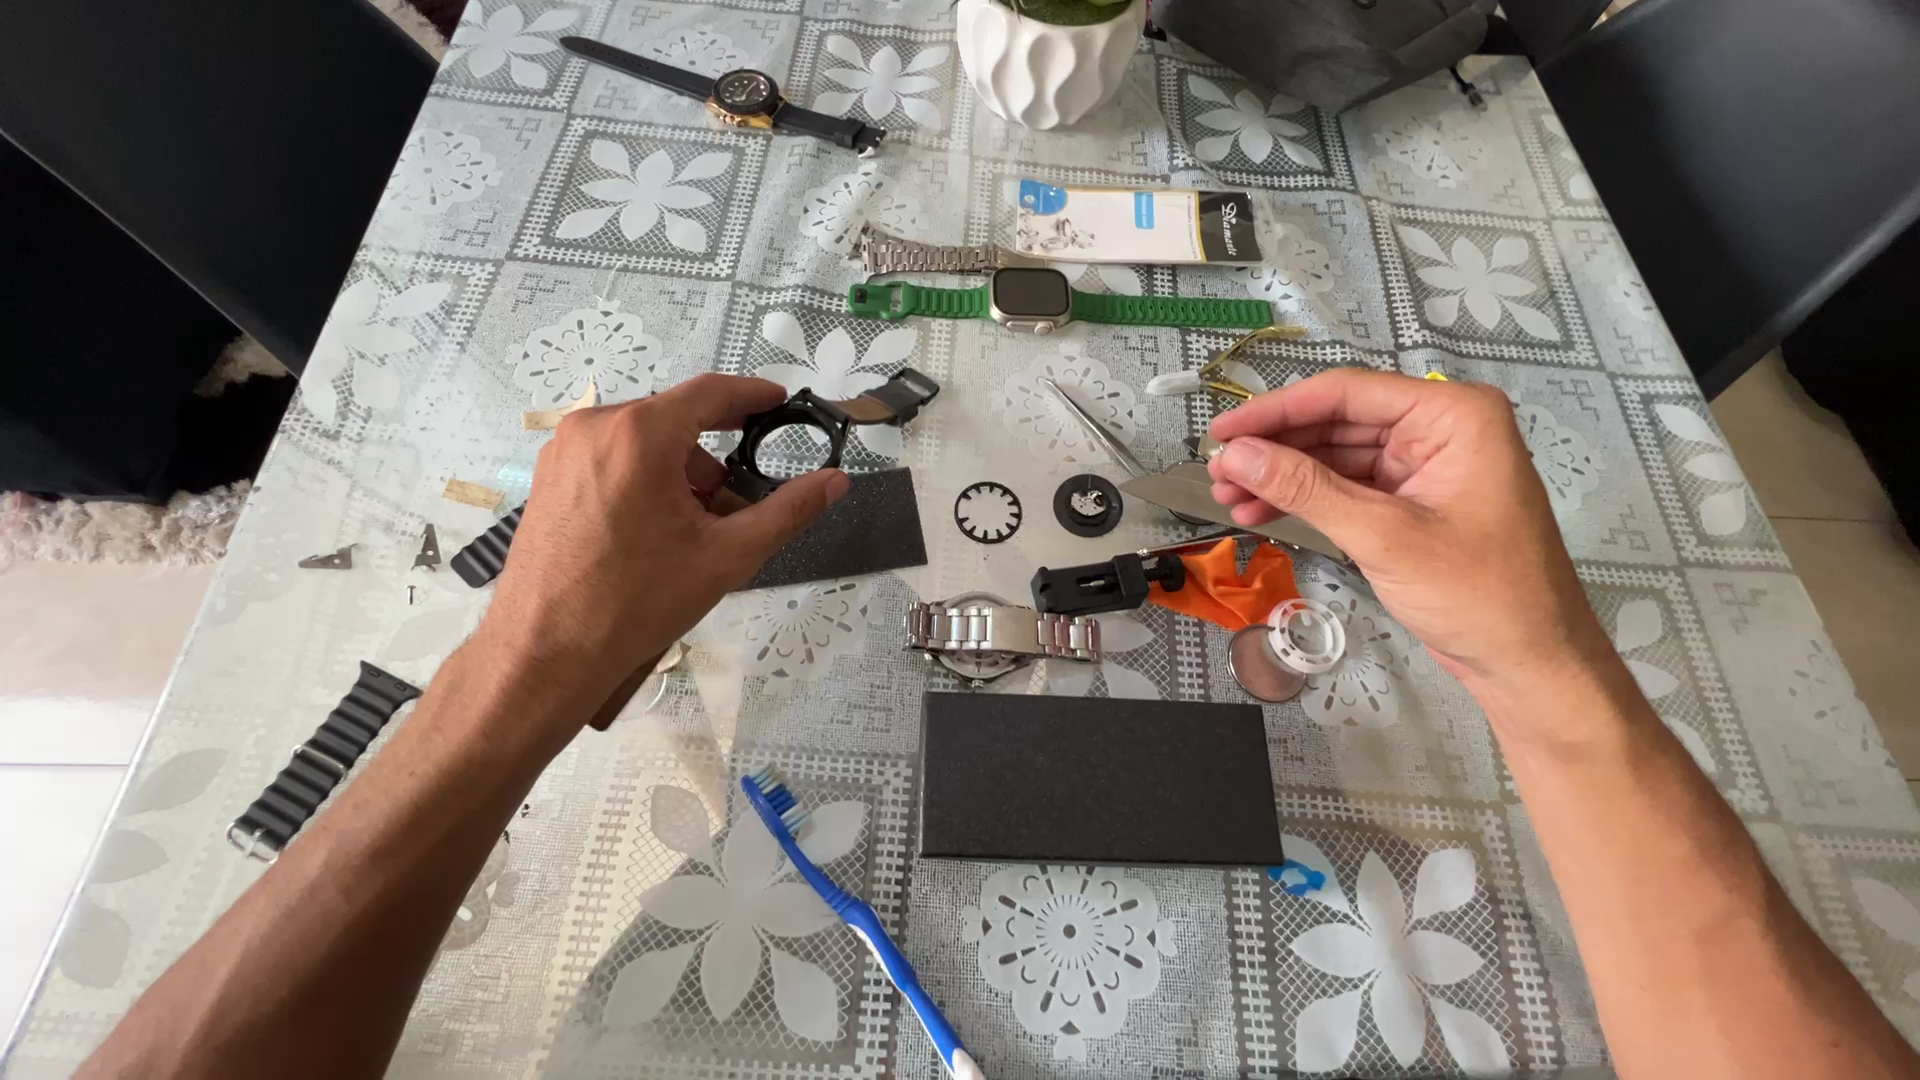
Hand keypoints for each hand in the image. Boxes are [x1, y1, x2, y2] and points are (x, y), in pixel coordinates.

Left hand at [481, 375, 848, 716]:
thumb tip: (835, 481)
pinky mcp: (548, 476)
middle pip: (677, 421)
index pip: (710, 393)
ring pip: (645, 442)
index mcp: (638, 435)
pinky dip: (646, 480)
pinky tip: (653, 531)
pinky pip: (613, 458)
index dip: (752, 394)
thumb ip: (789, 510)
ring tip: (691, 532)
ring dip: (680, 473)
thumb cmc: (637, 602)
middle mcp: (593, 428)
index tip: (781, 403)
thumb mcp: (728, 555)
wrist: (546, 652)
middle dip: (714, 458)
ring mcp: (564, 451)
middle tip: (734, 507)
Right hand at [1207, 369, 1608, 687]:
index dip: (1273, 412)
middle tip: (1217, 473)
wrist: (1528, 664)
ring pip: (1332, 456)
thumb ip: (1305, 489)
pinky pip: (1343, 486)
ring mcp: (1420, 467)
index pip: (1344, 394)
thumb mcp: (1382, 535)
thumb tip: (1235, 456)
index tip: (1220, 434)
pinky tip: (1260, 511)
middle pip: (1334, 422)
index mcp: (1451, 415)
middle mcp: (1436, 430)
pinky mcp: (1407, 502)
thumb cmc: (1477, 594)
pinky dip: (1302, 499)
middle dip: (1273, 449)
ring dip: (1280, 477)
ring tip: (1228, 498)